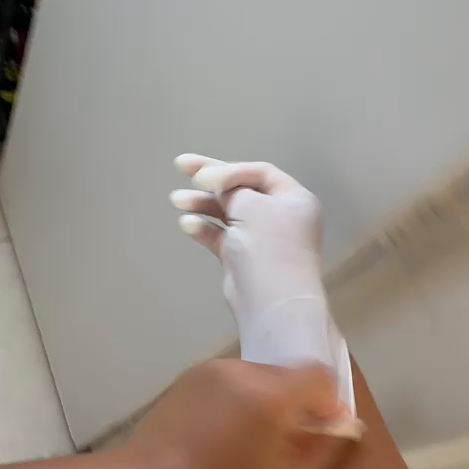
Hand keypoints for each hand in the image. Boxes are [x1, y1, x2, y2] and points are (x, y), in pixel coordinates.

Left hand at [125, 358, 353, 468]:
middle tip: (287, 444)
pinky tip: (224, 436)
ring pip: (256, 376)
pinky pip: (229, 382)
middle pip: (286, 374)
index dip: (327, 402)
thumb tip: (341, 426)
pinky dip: (238, 401)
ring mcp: (209, 369)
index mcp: (268, 393)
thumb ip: (322, 450)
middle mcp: (239, 369)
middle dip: (296, 403)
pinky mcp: (187, 376)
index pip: (317, 374)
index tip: (321, 433)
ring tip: (252, 443)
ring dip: (266, 401)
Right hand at [169, 155, 358, 432]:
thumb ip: (231, 188)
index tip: (200, 174)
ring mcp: (261, 238)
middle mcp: (280, 216)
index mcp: (293, 199)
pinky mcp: (243, 257)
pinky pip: (220, 235)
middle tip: (181, 166)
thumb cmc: (269, 246)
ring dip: (202, 203)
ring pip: (227, 212)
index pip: (257, 172)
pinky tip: (186, 224)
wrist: (270, 302)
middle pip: (240, 190)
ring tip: (176, 199)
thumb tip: (217, 186)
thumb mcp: (250, 205)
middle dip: (209, 181)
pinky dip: (204, 227)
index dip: (227, 169)